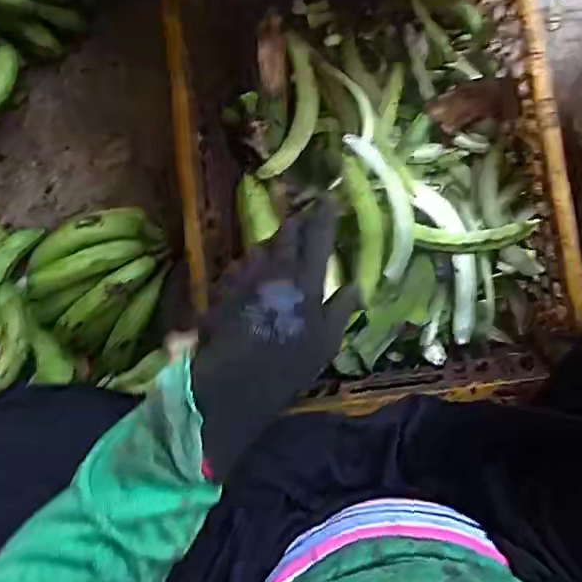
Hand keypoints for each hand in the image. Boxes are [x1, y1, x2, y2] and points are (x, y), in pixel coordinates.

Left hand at [190, 201, 358, 479]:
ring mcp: (247, 275)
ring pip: (260, 245)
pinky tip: (249, 275)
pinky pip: (239, 265)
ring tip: (276, 248)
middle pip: (287, 233)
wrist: (235, 383)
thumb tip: (357, 284)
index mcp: (307, 281)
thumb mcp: (326, 343)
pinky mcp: (224, 286)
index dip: (325, 216)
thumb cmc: (289, 366)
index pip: (319, 237)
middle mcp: (277, 269)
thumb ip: (341, 309)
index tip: (329, 199)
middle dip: (297, 223)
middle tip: (303, 220)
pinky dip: (248, 265)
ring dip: (271, 244)